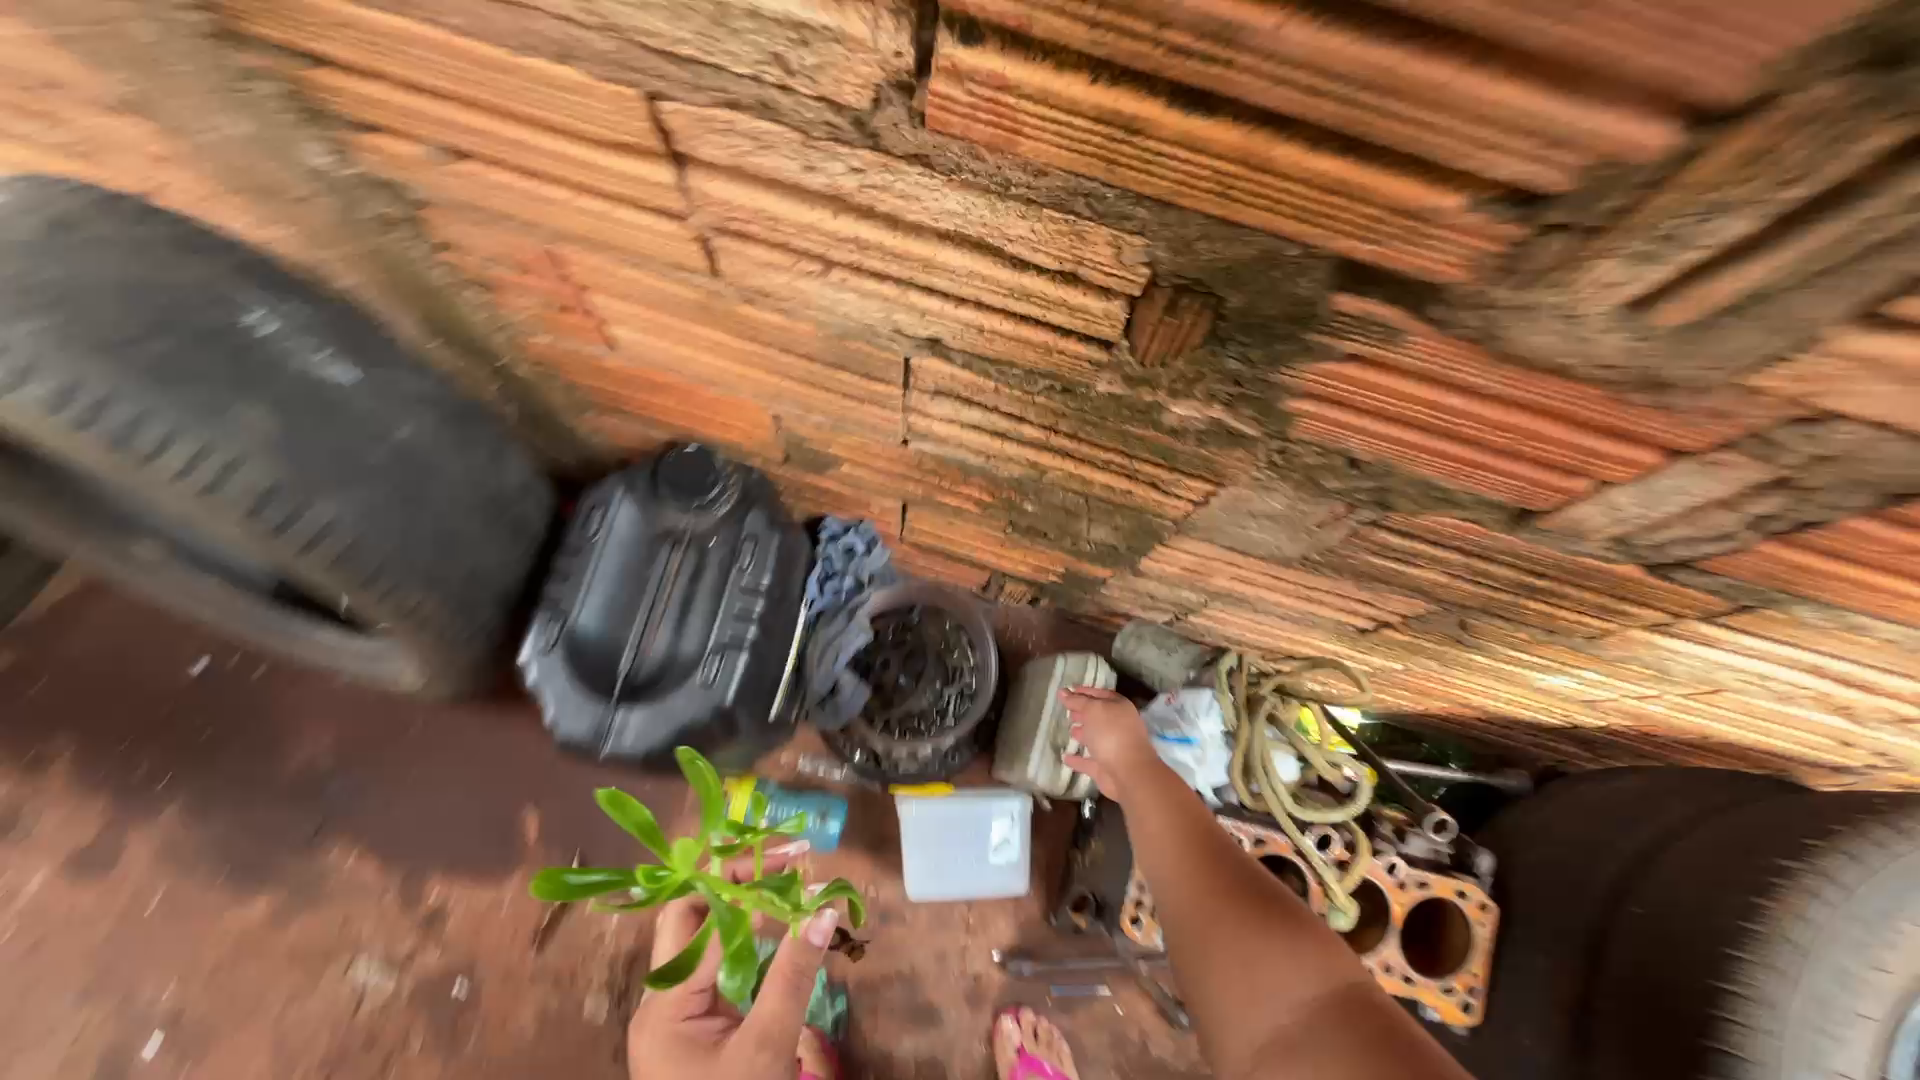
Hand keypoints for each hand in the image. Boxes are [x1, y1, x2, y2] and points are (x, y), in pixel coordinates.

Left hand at [627, 848, 839, 1079]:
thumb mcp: (768, 1048)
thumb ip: (793, 974)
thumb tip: (824, 908)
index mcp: (663, 1007)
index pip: (702, 921)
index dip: (748, 885)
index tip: (796, 863)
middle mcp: (658, 1000)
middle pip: (689, 916)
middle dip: (735, 877)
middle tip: (787, 858)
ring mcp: (673, 1012)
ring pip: (699, 934)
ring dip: (740, 900)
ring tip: (786, 876)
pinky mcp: (693, 1023)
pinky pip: (712, 961)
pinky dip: (743, 932)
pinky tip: (773, 919)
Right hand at [1060, 686, 1163, 804]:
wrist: (1128, 772)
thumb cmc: (1111, 733)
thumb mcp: (1093, 710)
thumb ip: (1077, 701)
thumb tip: (1063, 692)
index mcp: (1119, 707)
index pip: (1100, 695)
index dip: (1085, 692)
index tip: (1068, 690)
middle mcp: (1118, 726)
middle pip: (1098, 716)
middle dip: (1083, 712)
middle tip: (1067, 711)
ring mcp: (1112, 747)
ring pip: (1095, 737)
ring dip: (1082, 733)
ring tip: (1069, 730)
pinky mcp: (1105, 767)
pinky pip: (1088, 761)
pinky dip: (1077, 759)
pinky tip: (1065, 757)